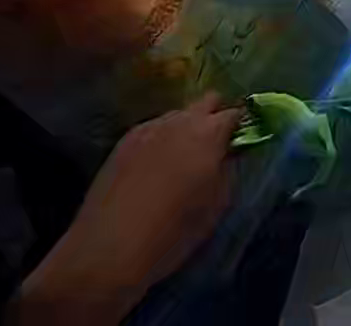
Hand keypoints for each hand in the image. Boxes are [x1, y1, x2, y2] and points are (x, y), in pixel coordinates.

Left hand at [13, 95, 241, 324]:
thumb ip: (229, 169)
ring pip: (178, 115)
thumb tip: (230, 154)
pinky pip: (153, 130)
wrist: (107, 251)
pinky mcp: (123, 141)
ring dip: (185, 129)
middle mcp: (181, 119)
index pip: (237, 112)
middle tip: (213, 145)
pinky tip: (152, 168)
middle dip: (215, 115)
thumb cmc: (173, 231)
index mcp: (210, 132)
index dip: (242, 125)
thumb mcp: (217, 205)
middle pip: (208, 100)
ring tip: (179, 159)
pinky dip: (160, 141)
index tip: (242, 140)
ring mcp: (150, 127)